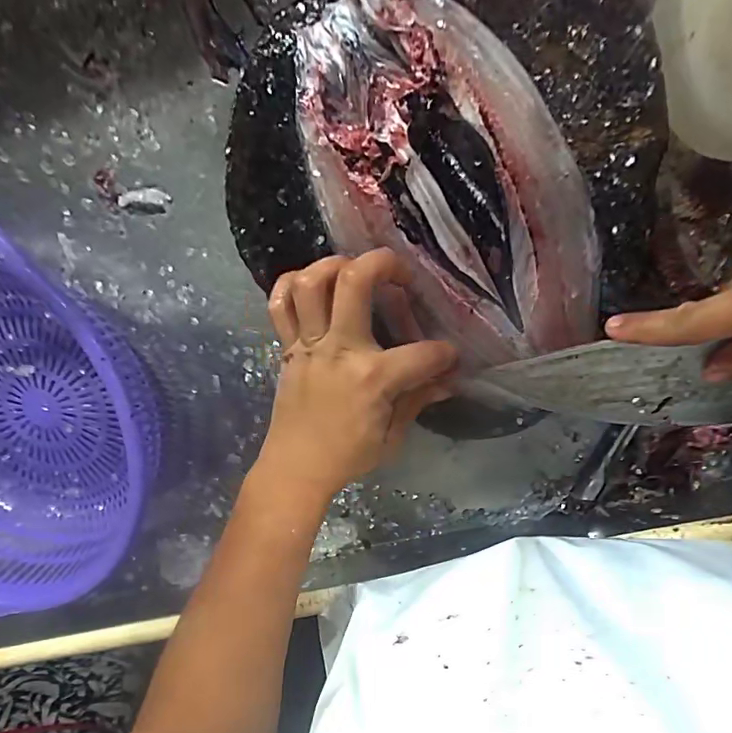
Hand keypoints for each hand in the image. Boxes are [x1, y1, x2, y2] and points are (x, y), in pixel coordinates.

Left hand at [258, 250, 457, 500]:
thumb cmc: (349, 457)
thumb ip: (417, 400)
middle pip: (355, 281)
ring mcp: (309, 345)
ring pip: (312, 282)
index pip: (422, 354)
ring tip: (353, 270)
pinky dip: (292, 284)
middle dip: (384, 264)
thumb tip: (446, 382)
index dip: (445, 354)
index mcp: (373, 378)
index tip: (451, 359)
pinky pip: (280, 303)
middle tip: (400, 272)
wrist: (296, 468)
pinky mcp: (287, 348)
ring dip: (334, 265)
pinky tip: (313, 286)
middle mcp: (340, 350)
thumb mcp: (392, 436)